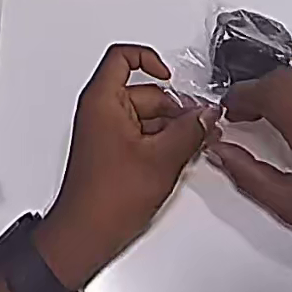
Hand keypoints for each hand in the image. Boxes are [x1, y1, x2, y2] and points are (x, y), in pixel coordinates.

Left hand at [36, 45, 214, 288]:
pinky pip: (139, 132)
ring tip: (192, 148)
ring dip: (170, 127)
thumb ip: (189, 131)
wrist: (86, 234)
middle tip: (200, 125)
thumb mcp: (162, 159)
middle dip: (174, 107)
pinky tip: (177, 160)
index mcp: (103, 100)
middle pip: (143, 91)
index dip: (149, 59)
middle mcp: (100, 109)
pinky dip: (159, 141)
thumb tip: (206, 114)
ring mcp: (104, 129)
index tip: (172, 77)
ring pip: (145, 114)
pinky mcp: (109, 148)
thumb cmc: (108, 197)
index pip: (123, 57)